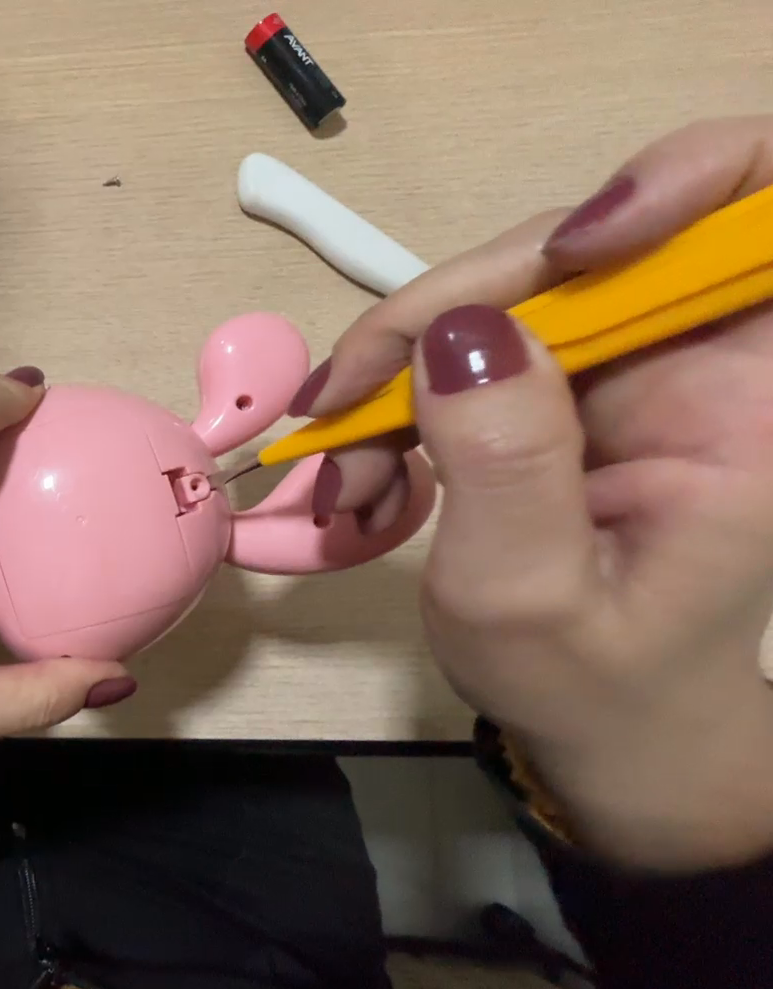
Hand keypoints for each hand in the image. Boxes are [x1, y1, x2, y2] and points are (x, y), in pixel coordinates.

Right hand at [300, 117, 772, 871]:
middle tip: (338, 407)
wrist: (596, 721)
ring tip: (345, 483)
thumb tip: (456, 332)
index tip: (561, 256)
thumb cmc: (581, 676)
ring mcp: (605, 377)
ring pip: (478, 311)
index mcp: (750, 396)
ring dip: (383, 385)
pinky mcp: (541, 399)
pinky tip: (362, 484)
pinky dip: (381, 415)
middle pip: (560, 255)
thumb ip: (503, 459)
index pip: (758, 215)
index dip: (670, 187)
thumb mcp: (523, 587)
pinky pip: (444, 364)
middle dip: (427, 323)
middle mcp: (688, 360)